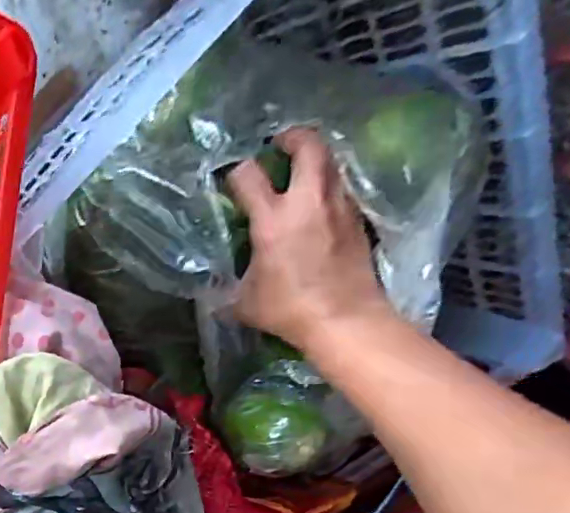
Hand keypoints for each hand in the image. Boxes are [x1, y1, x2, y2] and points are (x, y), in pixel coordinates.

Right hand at [227, 128, 396, 344]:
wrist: (344, 318)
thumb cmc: (288, 310)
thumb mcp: (244, 303)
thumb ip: (228, 288)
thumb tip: (212, 290)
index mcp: (272, 219)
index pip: (248, 175)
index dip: (236, 172)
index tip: (232, 180)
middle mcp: (307, 201)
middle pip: (307, 145)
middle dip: (292, 138)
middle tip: (279, 146)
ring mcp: (337, 206)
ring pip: (330, 162)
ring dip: (315, 159)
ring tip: (301, 173)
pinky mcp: (357, 219)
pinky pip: (341, 189)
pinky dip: (329, 187)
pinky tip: (319, 206)